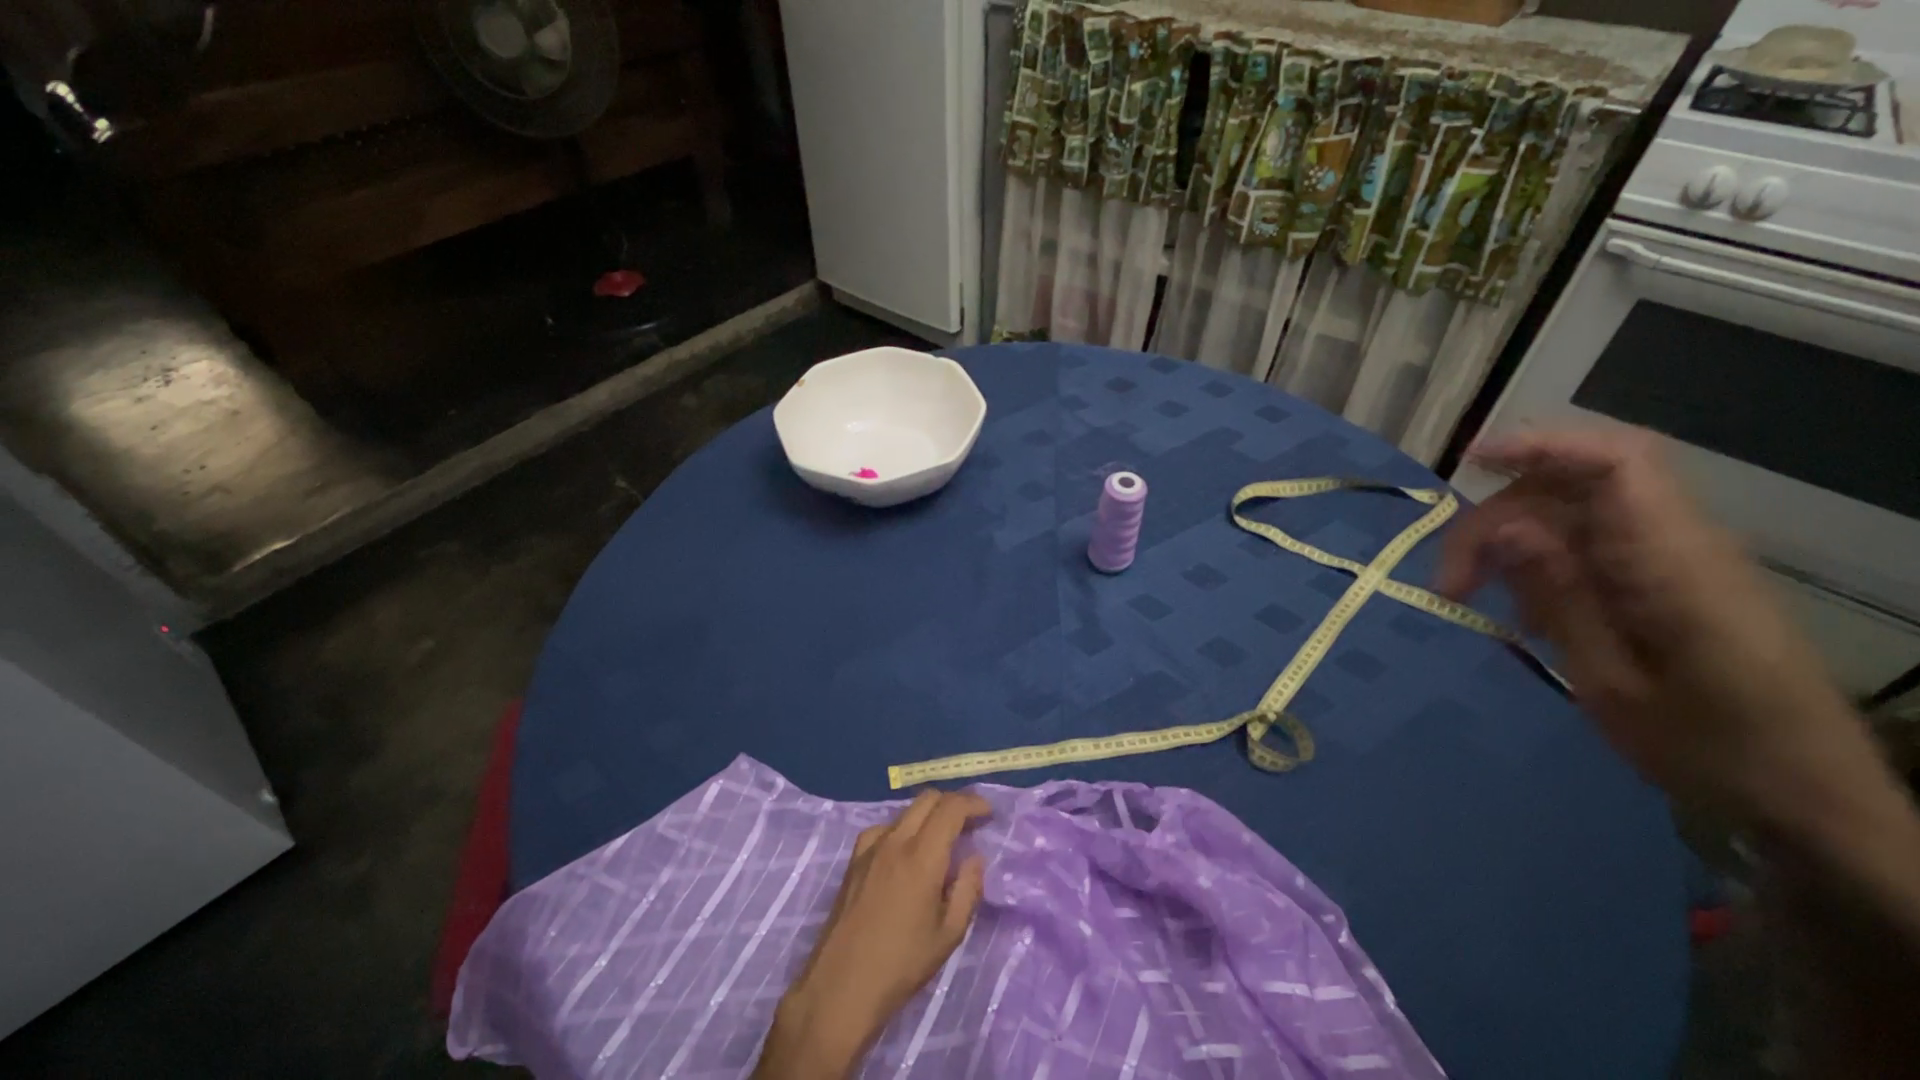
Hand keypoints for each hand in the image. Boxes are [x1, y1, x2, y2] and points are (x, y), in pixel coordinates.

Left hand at [753, 790, 990, 1079]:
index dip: (973, 804)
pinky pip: (882, 829)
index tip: (989, 815)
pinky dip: (902, 830)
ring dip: (927, 816)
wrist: (842, 986)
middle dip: (952, 804)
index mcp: (922, 856)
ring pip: (904, 812)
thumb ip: (968, 889)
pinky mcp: (852, 863)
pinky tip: (906, 855)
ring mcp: (868, 850)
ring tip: (942, 842)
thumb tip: (974, 857)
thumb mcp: (949, 933)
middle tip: (970, 825)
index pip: (950, 808)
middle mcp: (893, 842)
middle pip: (926, 799)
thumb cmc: (902, 964)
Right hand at [1437, 429, 1881, 833]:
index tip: (1469, 465)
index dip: (1539, 446)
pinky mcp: (1668, 583)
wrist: (1807, 794)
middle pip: (1575, 486)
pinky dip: (1542, 565)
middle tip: (1450, 585)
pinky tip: (1524, 614)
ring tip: (1474, 598)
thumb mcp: (1614, 684)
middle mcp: (1679, 544)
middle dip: (1498, 517)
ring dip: (1513, 541)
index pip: (1614, 462)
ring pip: (1576, 514)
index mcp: (1674, 561)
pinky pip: (1593, 547)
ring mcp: (1676, 561)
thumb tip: (1505, 528)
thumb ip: (1560, 598)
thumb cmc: (1712, 749)